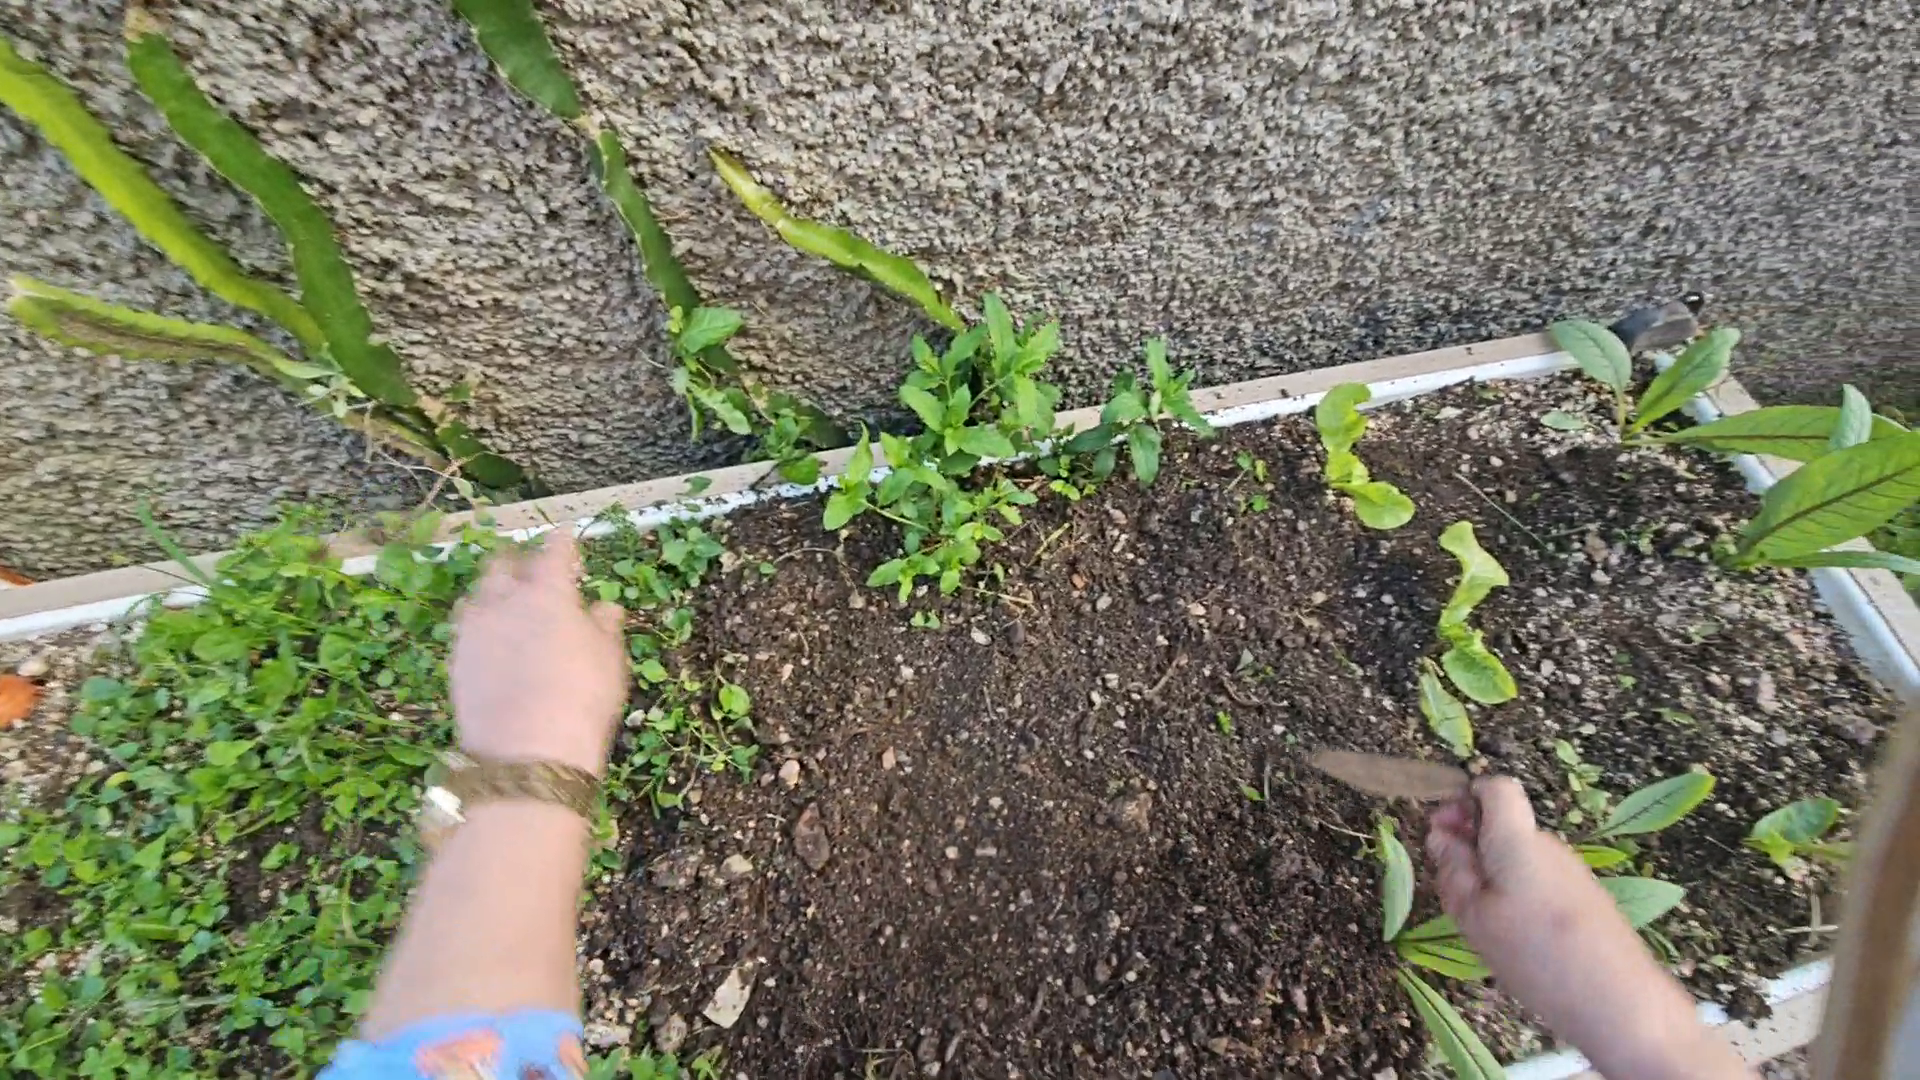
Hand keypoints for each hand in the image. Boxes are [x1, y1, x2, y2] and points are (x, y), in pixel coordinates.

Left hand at [449, 532, 627, 775]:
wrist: (528, 751)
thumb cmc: (584, 696)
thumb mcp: (610, 658)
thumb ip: (605, 624)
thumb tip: (604, 607)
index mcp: (548, 592)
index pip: (555, 552)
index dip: (563, 542)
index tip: (567, 535)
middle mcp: (504, 600)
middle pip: (503, 565)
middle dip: (519, 560)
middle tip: (534, 566)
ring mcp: (474, 630)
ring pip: (478, 593)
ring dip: (494, 589)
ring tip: (507, 598)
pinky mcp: (455, 659)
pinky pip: (466, 626)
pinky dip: (481, 621)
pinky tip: (493, 635)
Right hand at [1426, 778, 1752, 1079]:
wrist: (1630, 1013)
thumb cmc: (1538, 955)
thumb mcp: (1472, 913)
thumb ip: (1452, 867)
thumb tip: (1441, 836)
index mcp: (1516, 839)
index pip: (1495, 787)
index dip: (1464, 796)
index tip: (1444, 828)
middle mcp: (1547, 846)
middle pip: (1501, 824)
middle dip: (1469, 843)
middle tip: (1453, 884)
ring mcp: (1571, 874)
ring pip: (1516, 856)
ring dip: (1491, 872)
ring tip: (1484, 919)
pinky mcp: (1586, 901)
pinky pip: (1537, 880)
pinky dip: (1517, 894)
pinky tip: (1518, 936)